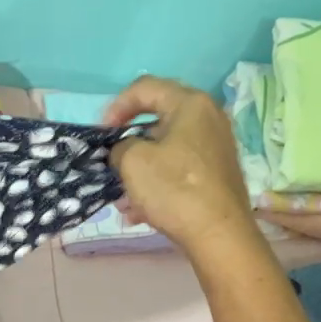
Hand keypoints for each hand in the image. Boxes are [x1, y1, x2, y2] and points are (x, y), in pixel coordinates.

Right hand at [103, 76, 256, 252]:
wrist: (218, 233)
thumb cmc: (175, 189)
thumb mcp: (133, 162)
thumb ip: (120, 147)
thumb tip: (124, 151)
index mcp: (190, 103)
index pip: (145, 88)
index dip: (116, 106)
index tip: (101, 133)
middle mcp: (208, 118)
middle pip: (156, 121)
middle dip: (128, 146)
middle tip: (111, 166)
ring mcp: (215, 147)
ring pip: (165, 151)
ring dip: (139, 172)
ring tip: (123, 200)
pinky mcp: (216, 174)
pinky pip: (178, 171)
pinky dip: (157, 185)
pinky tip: (141, 213)